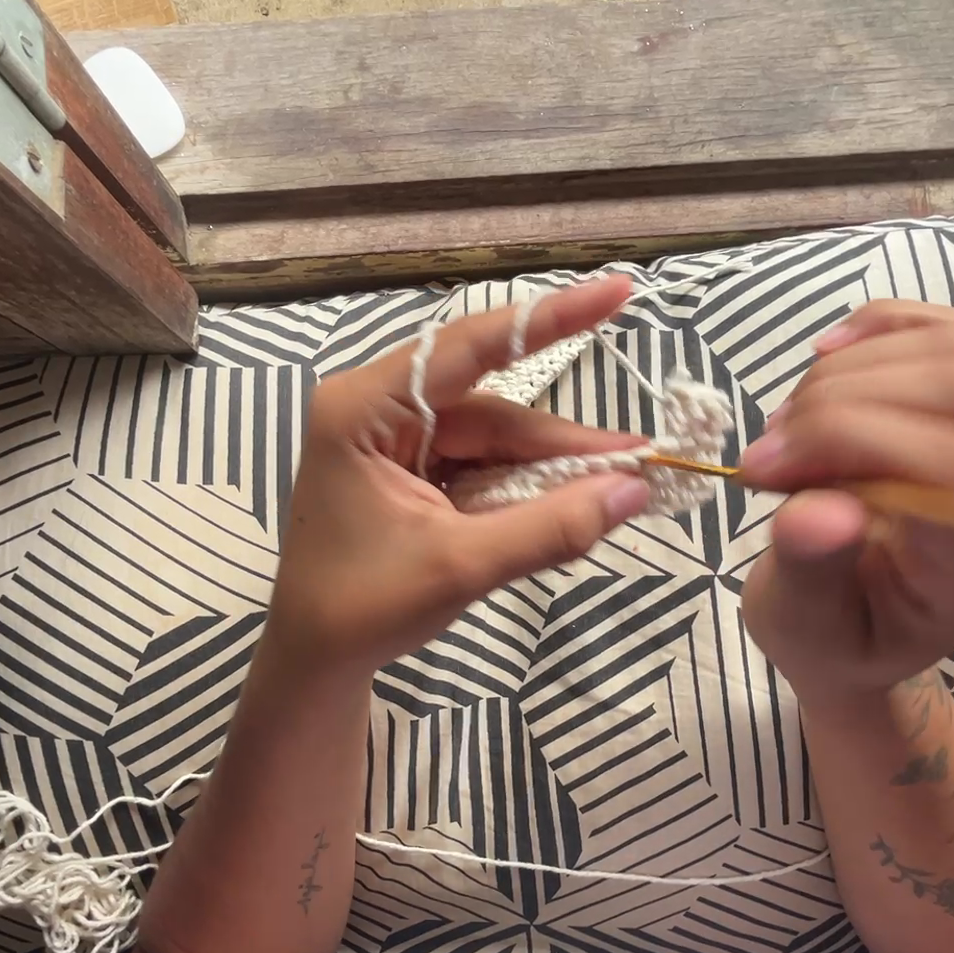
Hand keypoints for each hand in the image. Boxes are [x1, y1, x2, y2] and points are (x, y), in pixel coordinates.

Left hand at [269, 277, 653, 674]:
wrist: (316, 660)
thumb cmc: (364, 609)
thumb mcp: (461, 565)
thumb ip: (550, 526)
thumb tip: (634, 490)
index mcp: (364, 409)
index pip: (468, 346)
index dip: (549, 320)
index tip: (618, 292)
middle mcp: (377, 409)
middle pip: (488, 407)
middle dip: (560, 441)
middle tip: (637, 460)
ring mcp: (391, 442)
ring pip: (489, 439)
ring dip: (546, 468)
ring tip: (613, 487)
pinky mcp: (407, 472)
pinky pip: (476, 466)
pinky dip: (519, 486)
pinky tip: (563, 502)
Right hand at [738, 301, 953, 698]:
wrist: (857, 629)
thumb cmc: (828, 639)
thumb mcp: (801, 627)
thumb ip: (812, 572)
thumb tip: (815, 509)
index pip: (947, 462)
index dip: (845, 440)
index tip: (758, 467)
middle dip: (838, 404)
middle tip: (768, 449)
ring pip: (949, 352)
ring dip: (844, 374)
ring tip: (786, 429)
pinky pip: (945, 334)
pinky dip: (879, 327)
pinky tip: (825, 356)